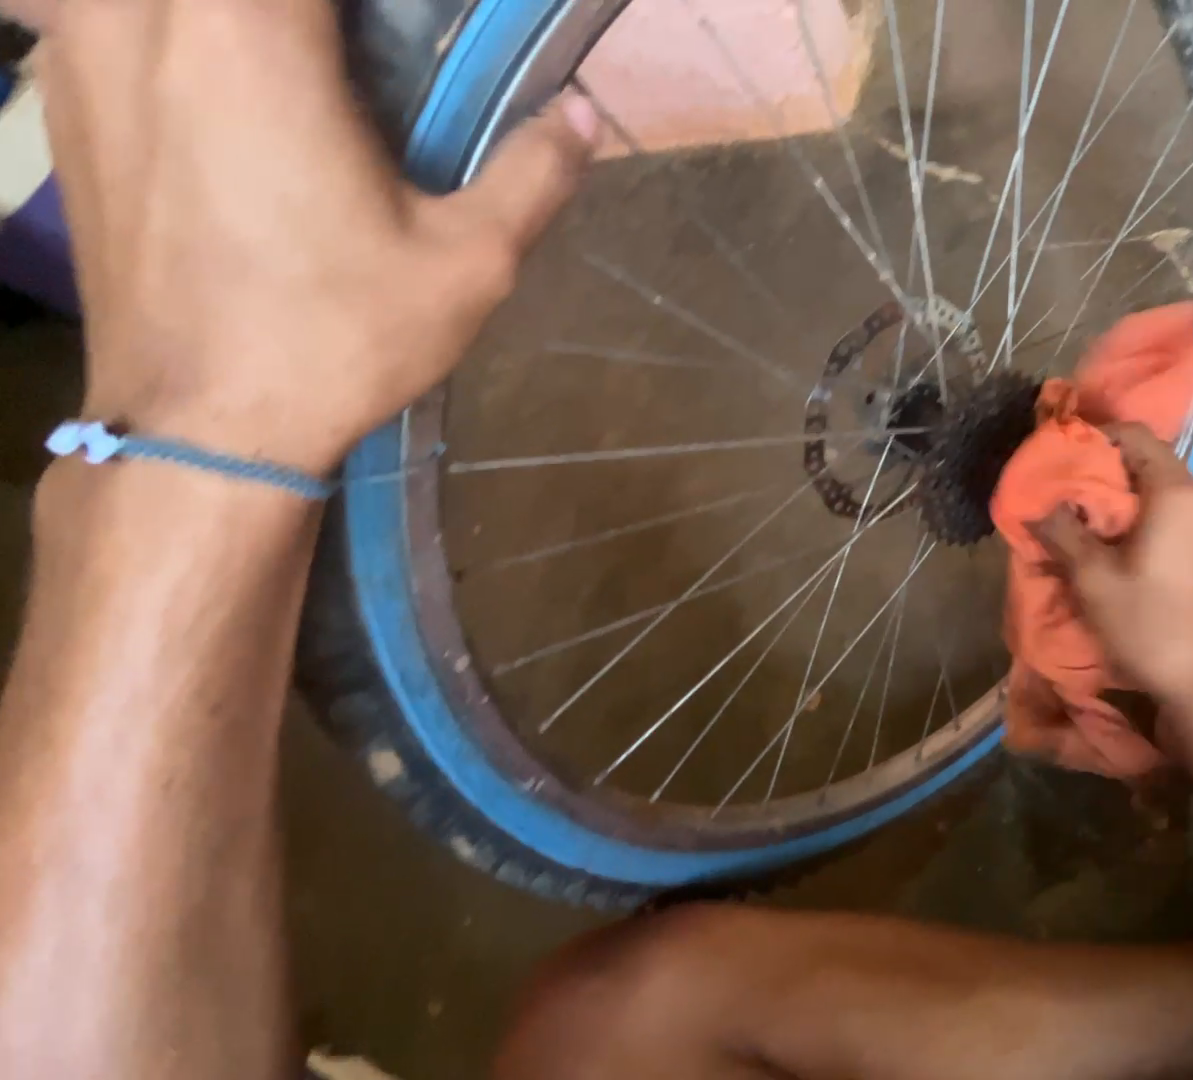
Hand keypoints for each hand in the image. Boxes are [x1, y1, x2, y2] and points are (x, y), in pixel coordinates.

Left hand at [35, 0, 598, 473]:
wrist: (208, 419)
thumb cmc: (346, 334)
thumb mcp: (471, 262)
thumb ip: (531, 175)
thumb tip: (582, 116)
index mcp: (249, 35)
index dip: (392, 8)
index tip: (430, 39)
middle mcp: (142, 15)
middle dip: (331, 21)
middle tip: (386, 67)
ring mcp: (82, 50)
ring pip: (180, 1)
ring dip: (259, 29)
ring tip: (326, 89)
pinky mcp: (64, 98)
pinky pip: (127, 20)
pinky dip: (196, 42)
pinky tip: (249, 113)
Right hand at [1030, 424, 1192, 707]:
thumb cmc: (1152, 628)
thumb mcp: (1094, 583)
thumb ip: (1064, 536)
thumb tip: (1040, 506)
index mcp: (1176, 494)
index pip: (1139, 439)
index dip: (1105, 438)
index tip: (1080, 454)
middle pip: (1177, 468)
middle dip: (1141, 475)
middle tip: (1114, 502)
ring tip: (1172, 521)